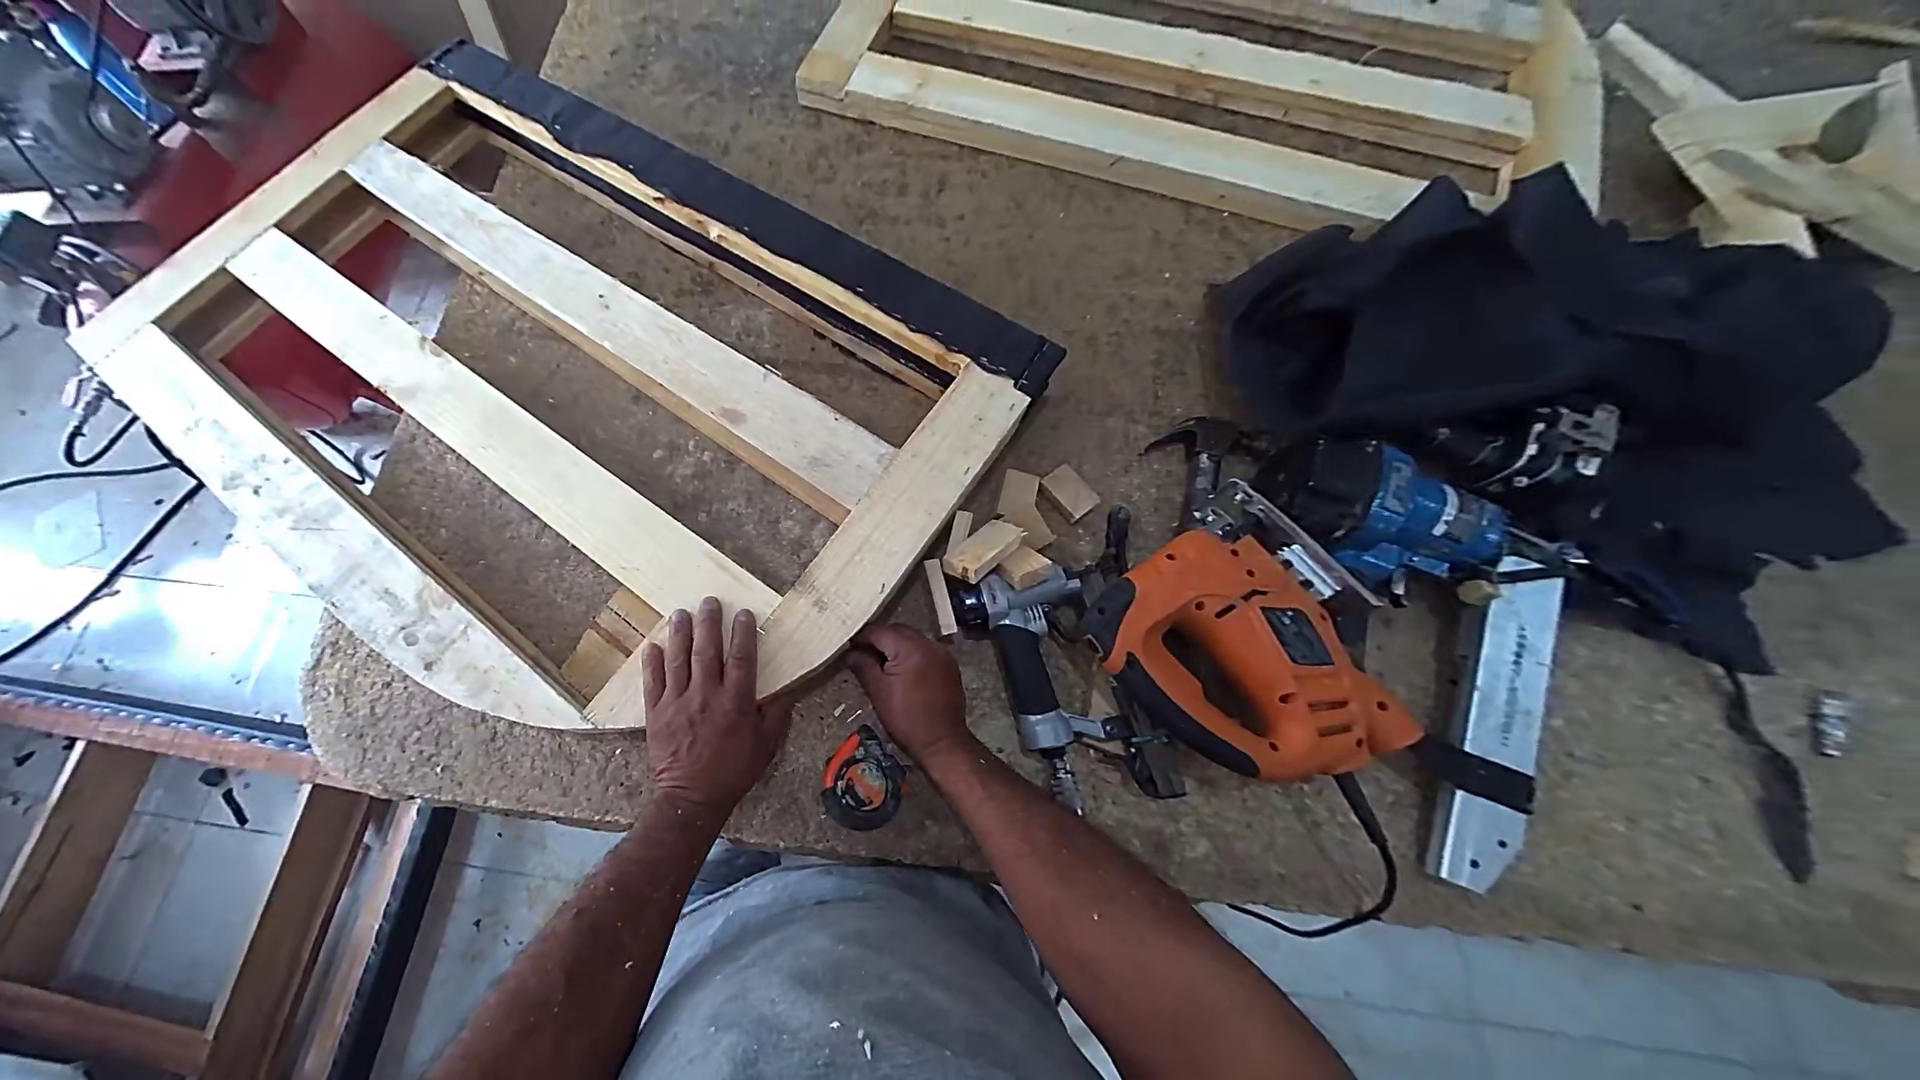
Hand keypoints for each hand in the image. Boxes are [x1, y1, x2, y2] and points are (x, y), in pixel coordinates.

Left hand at [643, 598, 792, 815]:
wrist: (691, 797)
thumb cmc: (735, 770)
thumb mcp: (767, 743)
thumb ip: (777, 712)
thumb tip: (788, 687)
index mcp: (736, 701)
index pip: (742, 657)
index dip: (743, 632)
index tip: (743, 613)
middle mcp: (706, 695)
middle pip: (707, 650)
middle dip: (709, 622)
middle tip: (709, 601)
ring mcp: (678, 702)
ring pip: (678, 659)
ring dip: (680, 634)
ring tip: (680, 613)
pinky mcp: (657, 713)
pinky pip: (653, 682)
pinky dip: (652, 663)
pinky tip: (653, 646)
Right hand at [846, 623, 974, 764]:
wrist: (942, 742)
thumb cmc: (906, 719)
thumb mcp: (878, 692)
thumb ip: (863, 667)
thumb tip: (850, 653)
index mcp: (911, 648)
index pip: (880, 631)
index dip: (862, 638)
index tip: (849, 648)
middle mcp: (929, 644)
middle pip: (898, 631)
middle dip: (879, 640)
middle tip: (862, 655)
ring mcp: (942, 653)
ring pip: (912, 639)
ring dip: (896, 646)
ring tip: (881, 665)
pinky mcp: (949, 665)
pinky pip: (925, 650)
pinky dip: (912, 654)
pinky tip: (902, 671)